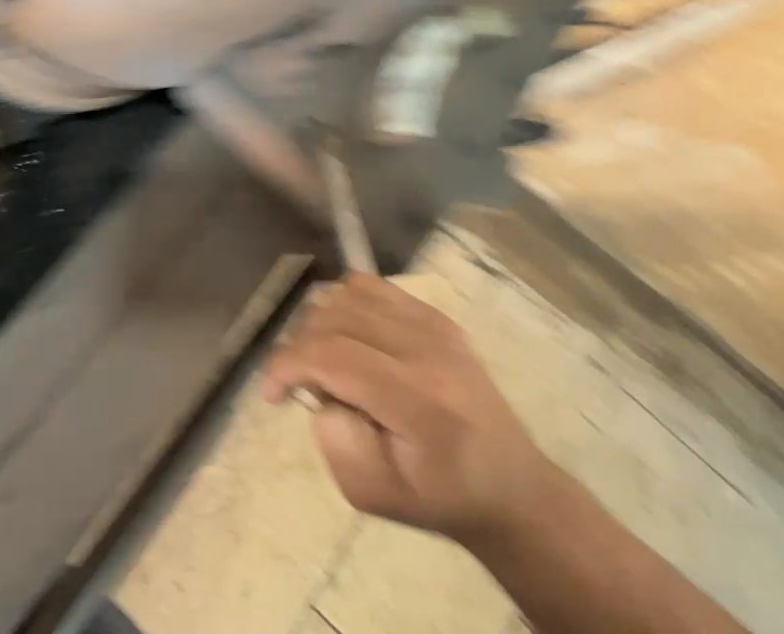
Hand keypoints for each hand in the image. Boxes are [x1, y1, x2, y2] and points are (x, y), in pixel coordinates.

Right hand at [260, 272, 564, 544]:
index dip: (285, 365)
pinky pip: (369, 287)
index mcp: (419, 403)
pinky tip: (347, 337)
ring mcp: (436, 330)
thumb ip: (334, 441)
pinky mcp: (438, 319)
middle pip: (332, 319)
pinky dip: (343, 304)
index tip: (271, 395)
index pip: (331, 355)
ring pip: (345, 295)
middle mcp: (429, 354)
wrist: (511, 488)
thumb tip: (317, 392)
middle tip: (305, 387)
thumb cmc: (438, 497)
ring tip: (325, 362)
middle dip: (298, 349)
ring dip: (318, 325)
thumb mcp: (373, 494)